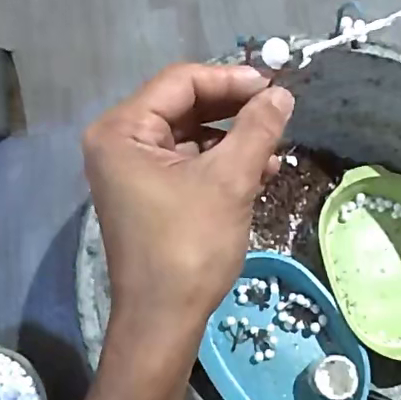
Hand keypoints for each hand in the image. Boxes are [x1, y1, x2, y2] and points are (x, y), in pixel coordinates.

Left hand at [84, 63, 294, 323]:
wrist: (164, 319)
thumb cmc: (189, 246)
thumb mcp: (229, 181)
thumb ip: (257, 129)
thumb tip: (282, 94)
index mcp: (122, 131)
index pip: (181, 83)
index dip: (231, 79)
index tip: (274, 86)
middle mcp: (118, 144)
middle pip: (184, 107)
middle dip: (234, 111)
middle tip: (277, 111)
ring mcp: (131, 172)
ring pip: (190, 137)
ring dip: (232, 140)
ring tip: (274, 148)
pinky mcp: (148, 196)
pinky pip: (187, 165)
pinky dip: (220, 164)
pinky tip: (258, 171)